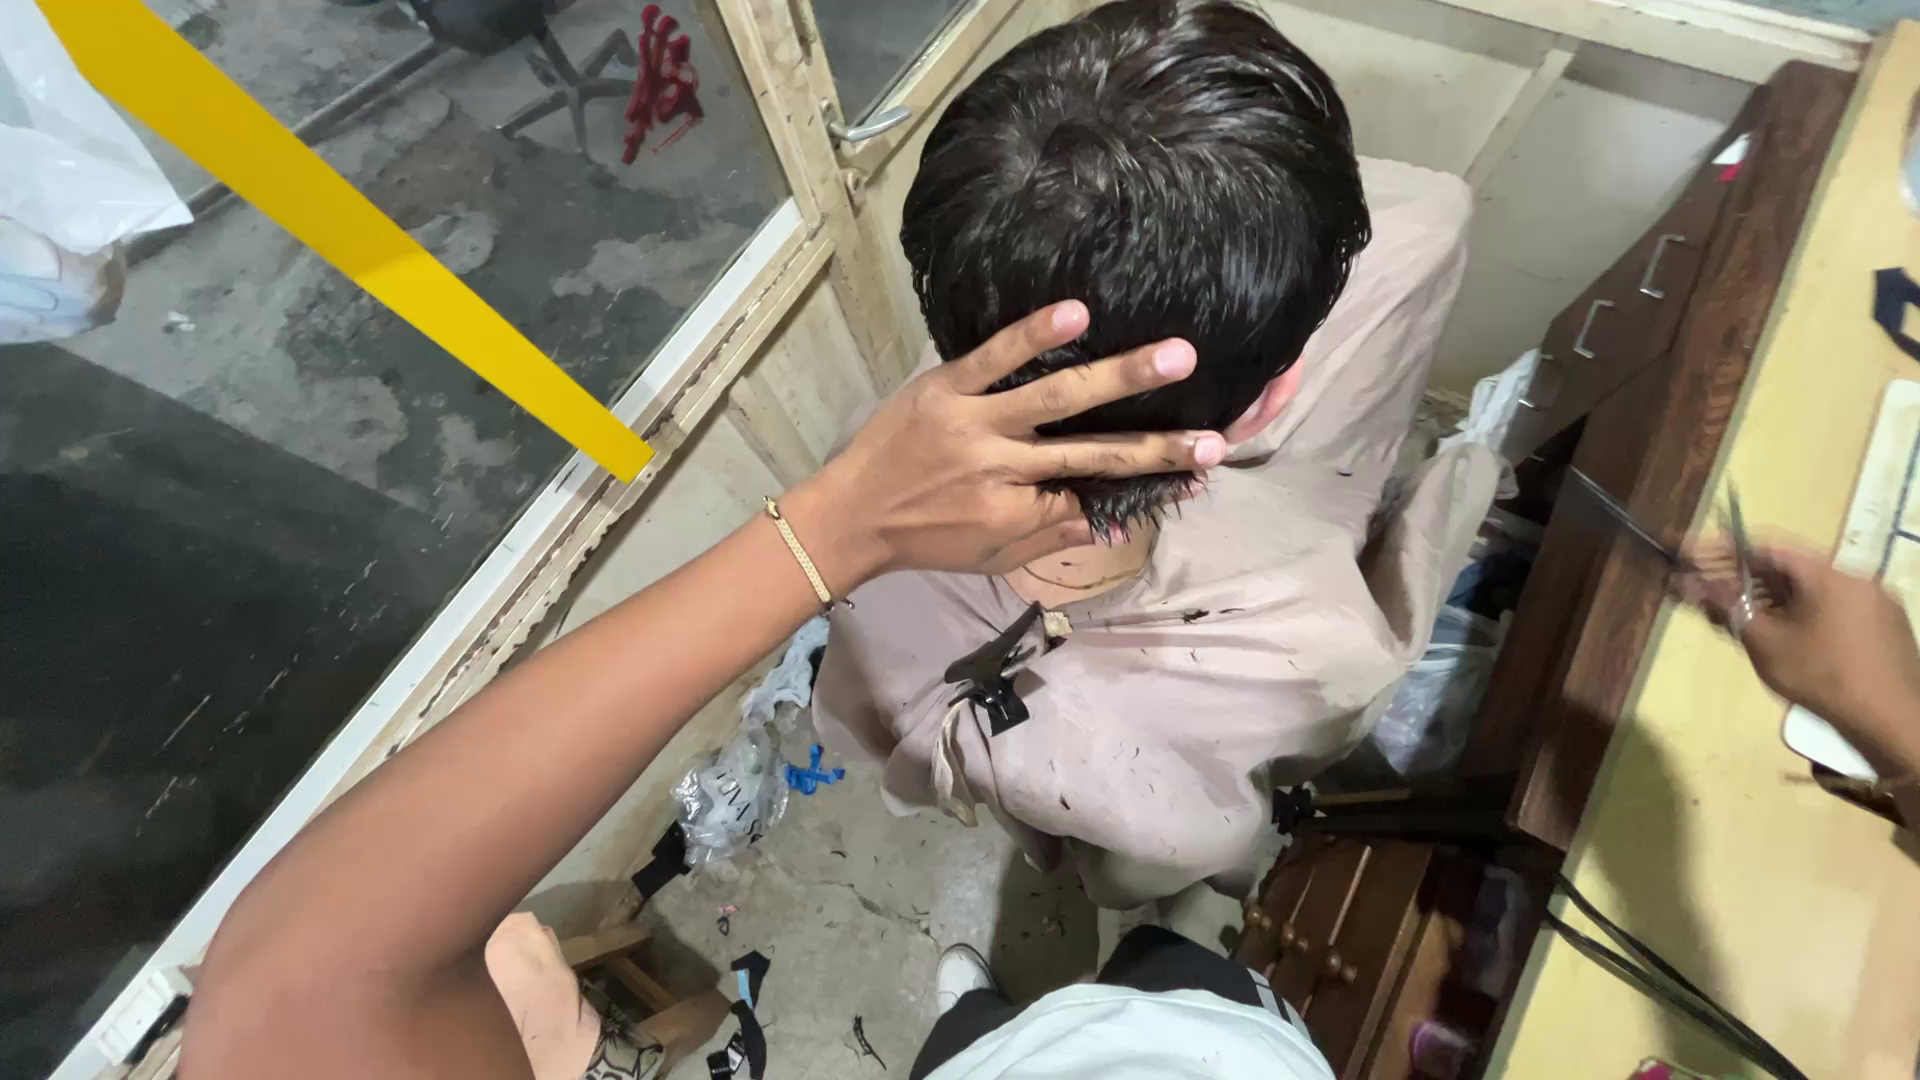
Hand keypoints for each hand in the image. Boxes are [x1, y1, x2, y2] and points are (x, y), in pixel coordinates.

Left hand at [783, 300, 1225, 583]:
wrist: (848, 517)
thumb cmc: (925, 541)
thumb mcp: (991, 557)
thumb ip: (1051, 537)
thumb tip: (1115, 520)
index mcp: (1015, 515)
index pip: (1095, 496)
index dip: (1149, 484)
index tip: (1201, 469)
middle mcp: (1002, 471)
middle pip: (1093, 455)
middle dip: (1158, 448)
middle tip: (1216, 438)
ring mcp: (973, 424)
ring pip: (1055, 399)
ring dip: (1120, 379)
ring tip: (1177, 356)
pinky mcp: (944, 388)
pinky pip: (993, 358)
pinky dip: (1033, 335)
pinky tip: (1077, 311)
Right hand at [1675, 541, 1919, 759]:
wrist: (1891, 721)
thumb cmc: (1821, 675)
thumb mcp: (1762, 639)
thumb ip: (1723, 604)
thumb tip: (1683, 581)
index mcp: (1833, 578)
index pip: (1767, 548)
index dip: (1721, 548)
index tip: (1686, 555)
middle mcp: (1856, 582)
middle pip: (1784, 568)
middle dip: (1735, 575)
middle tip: (1695, 586)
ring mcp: (1870, 605)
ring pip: (1801, 588)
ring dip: (1757, 594)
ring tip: (1721, 610)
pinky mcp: (1875, 625)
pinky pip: (1820, 604)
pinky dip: (1785, 608)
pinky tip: (1760, 625)